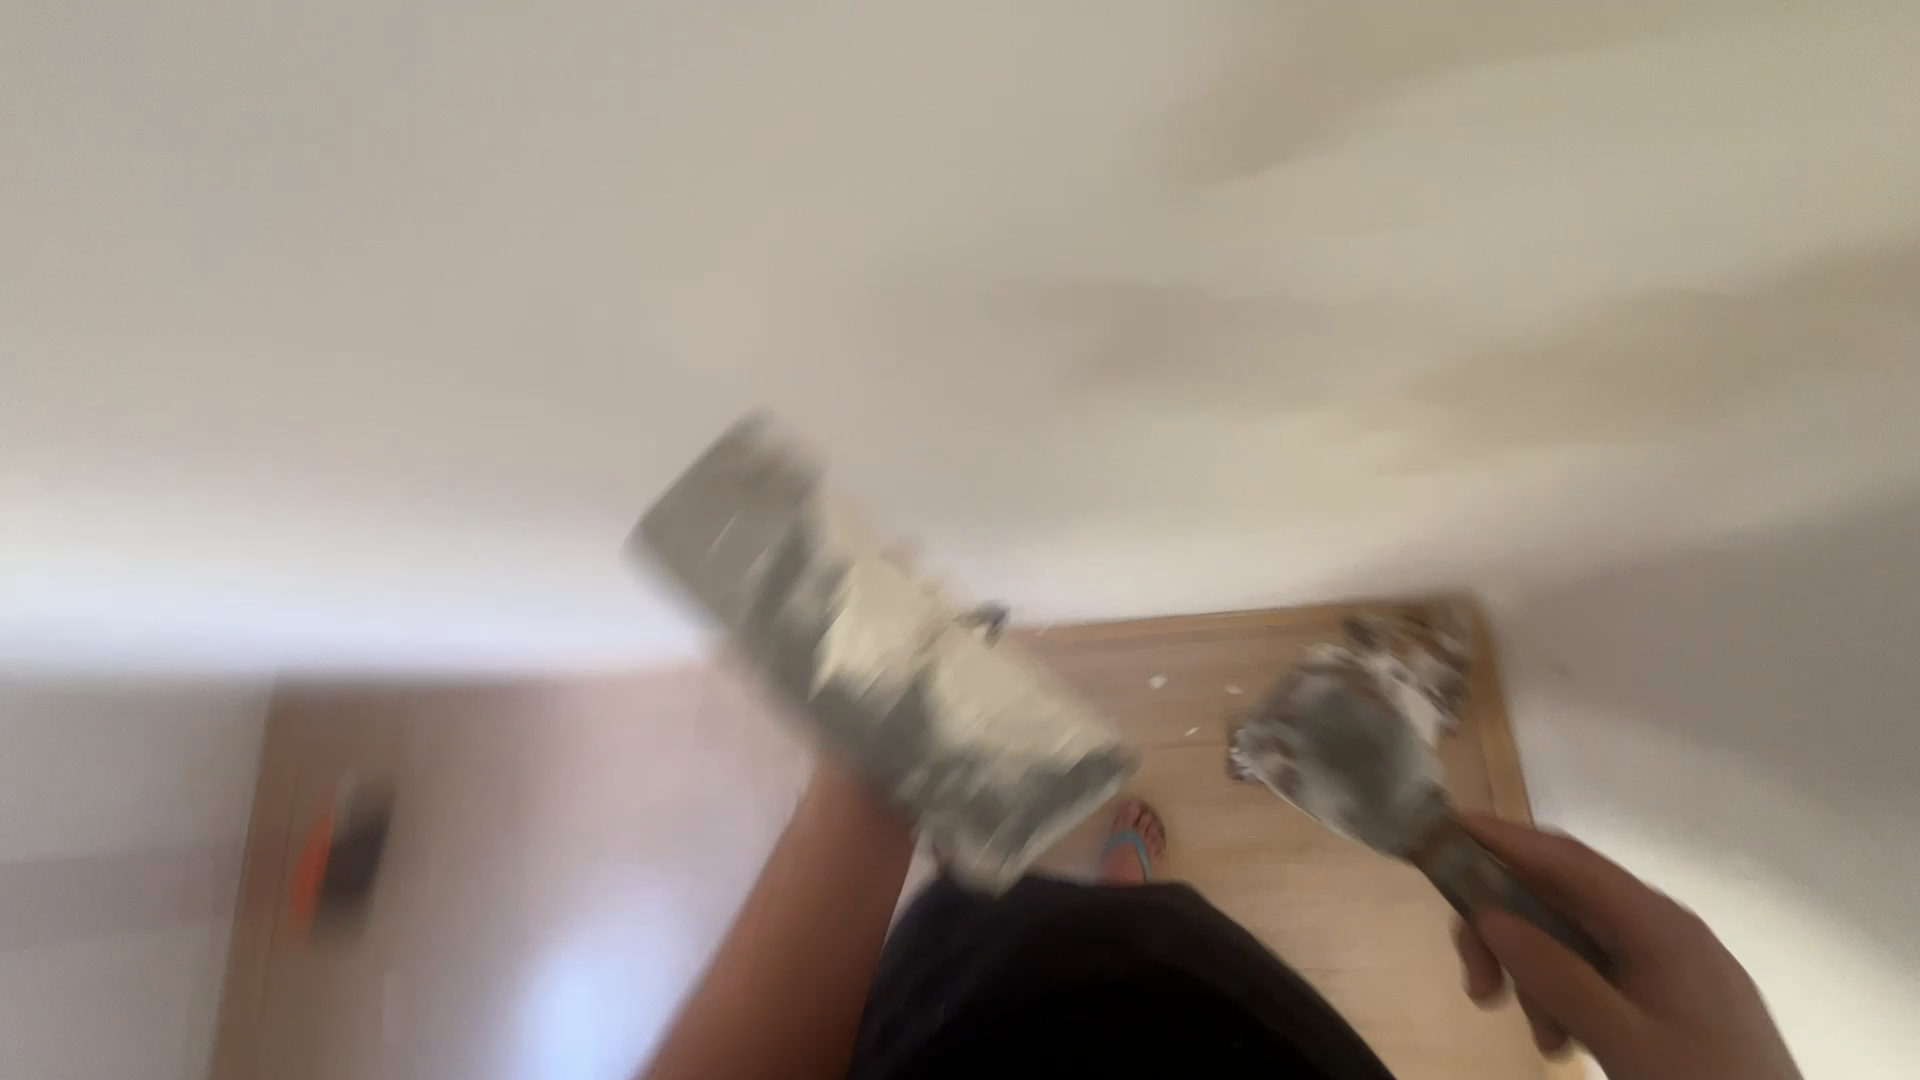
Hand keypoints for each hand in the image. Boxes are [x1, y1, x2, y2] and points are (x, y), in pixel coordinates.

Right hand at [1452, 816, 1800, 1079]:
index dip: (1502, 836)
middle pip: (1551, 897)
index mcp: (1658, 924)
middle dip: (1503, 931)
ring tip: (1537, 1034)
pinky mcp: (1655, 986)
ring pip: (1558, 933)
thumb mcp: (1626, 1040)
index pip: (1565, 857)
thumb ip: (1555, 975)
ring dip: (1528, 973)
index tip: (1443, 828)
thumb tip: (1484, 913)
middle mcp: (1654, 925)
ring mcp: (1656, 956)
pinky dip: (1554, 992)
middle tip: (1476, 979)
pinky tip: (1559, 1039)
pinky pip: (1581, 965)